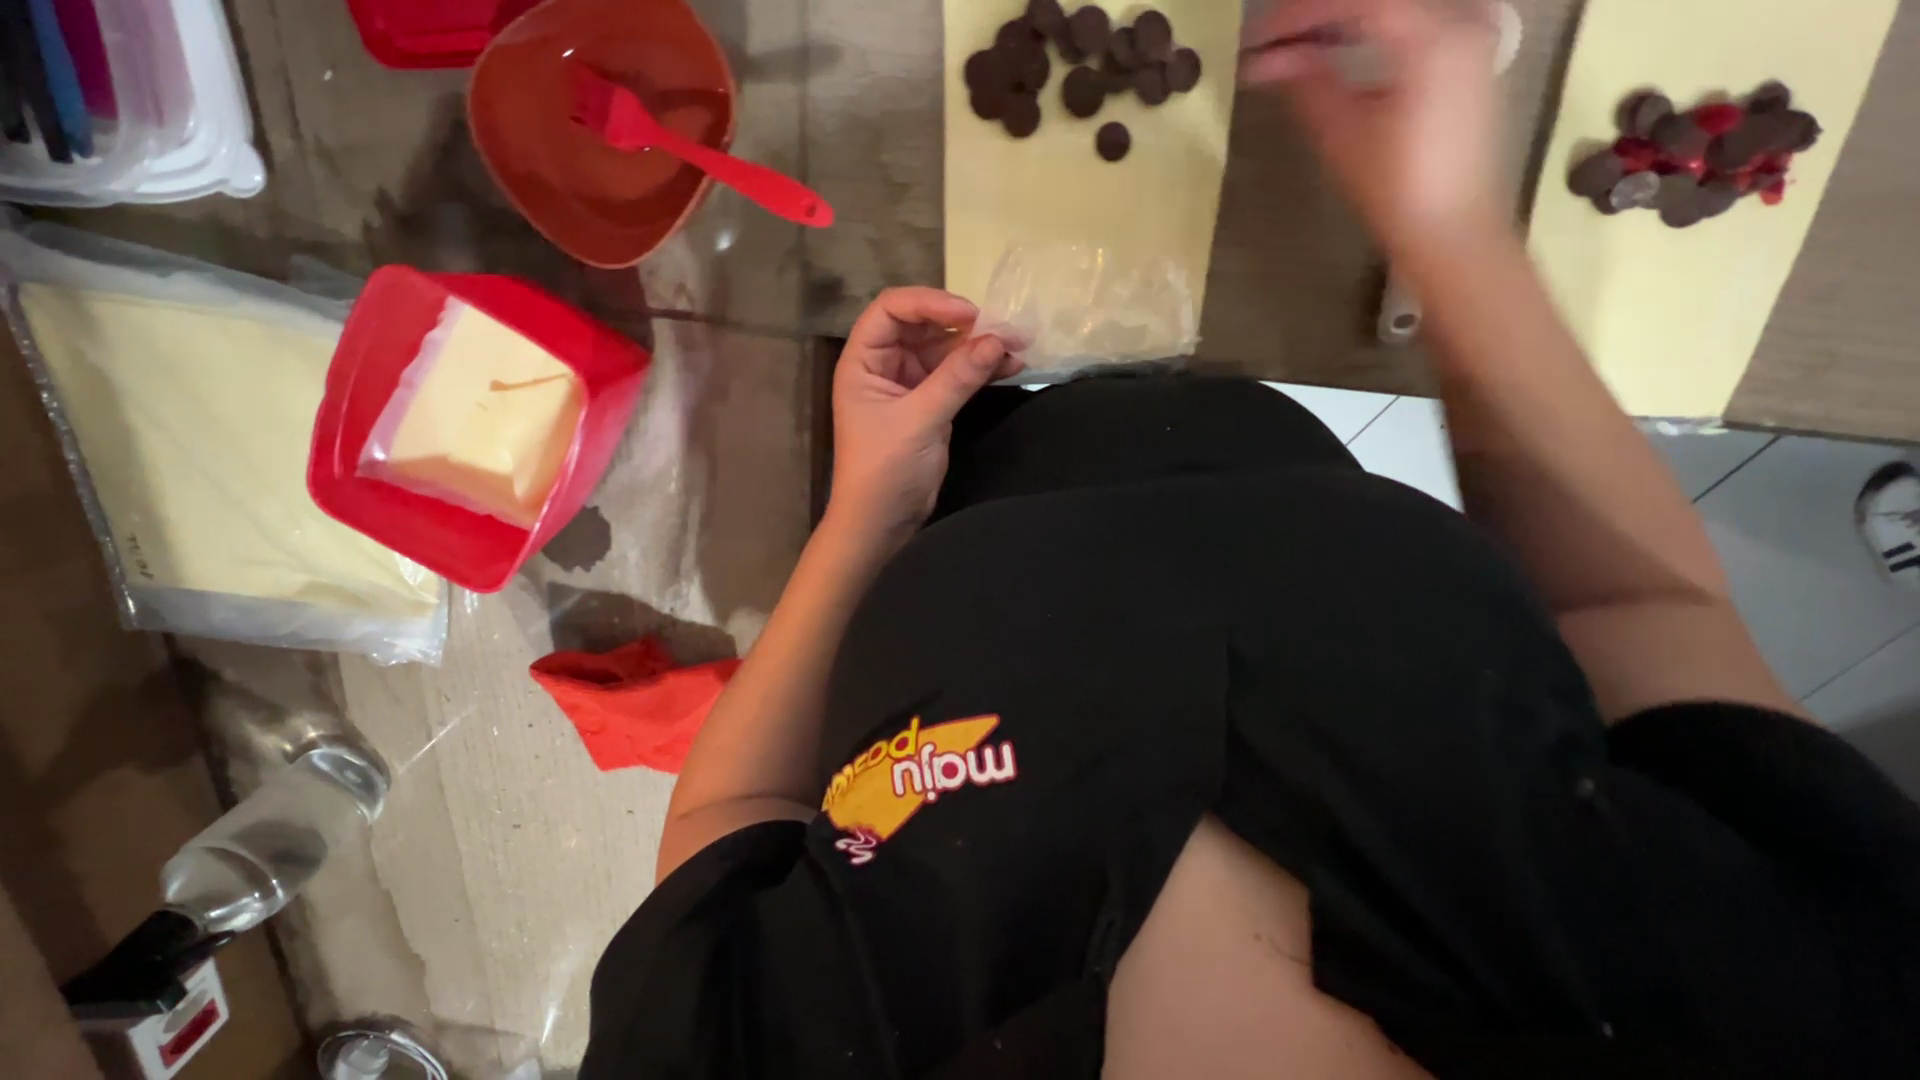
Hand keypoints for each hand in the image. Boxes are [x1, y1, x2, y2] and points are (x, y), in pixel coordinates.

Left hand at [827, 288, 1021, 542]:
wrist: (880, 524)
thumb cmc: (884, 470)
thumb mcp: (920, 420)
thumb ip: (957, 378)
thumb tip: (997, 341)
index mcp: (863, 361)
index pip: (892, 310)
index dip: (930, 303)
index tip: (970, 315)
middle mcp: (884, 365)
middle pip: (924, 326)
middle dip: (964, 325)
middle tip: (1007, 330)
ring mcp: (908, 384)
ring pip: (945, 350)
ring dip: (979, 347)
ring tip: (1019, 347)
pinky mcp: (930, 404)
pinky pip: (957, 375)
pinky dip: (981, 370)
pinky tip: (1010, 367)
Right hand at [1241, 0, 1505, 261]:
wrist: (1452, 226)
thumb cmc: (1395, 189)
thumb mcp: (1342, 134)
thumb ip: (1307, 82)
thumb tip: (1268, 58)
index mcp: (1430, 37)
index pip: (1353, 0)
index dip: (1298, 12)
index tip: (1257, 34)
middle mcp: (1457, 19)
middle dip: (1316, 14)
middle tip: (1270, 37)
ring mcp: (1466, 32)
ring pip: (1390, 8)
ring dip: (1339, 20)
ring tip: (1293, 45)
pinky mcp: (1464, 51)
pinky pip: (1407, 20)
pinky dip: (1366, 28)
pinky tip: (1333, 49)